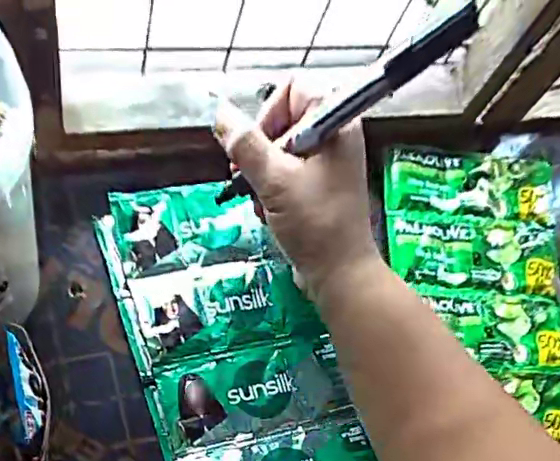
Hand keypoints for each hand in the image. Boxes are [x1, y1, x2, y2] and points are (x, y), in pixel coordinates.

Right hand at [212, 78, 380, 298]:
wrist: (339, 273)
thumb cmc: (315, 224)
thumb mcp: (275, 182)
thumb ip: (246, 146)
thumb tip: (220, 115)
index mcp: (334, 120)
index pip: (292, 88)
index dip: (266, 115)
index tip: (254, 151)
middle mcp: (333, 135)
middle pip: (282, 122)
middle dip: (260, 153)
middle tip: (250, 181)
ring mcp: (327, 163)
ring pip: (279, 154)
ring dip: (262, 179)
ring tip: (264, 205)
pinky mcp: (319, 188)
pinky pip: (286, 177)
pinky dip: (272, 194)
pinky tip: (272, 215)